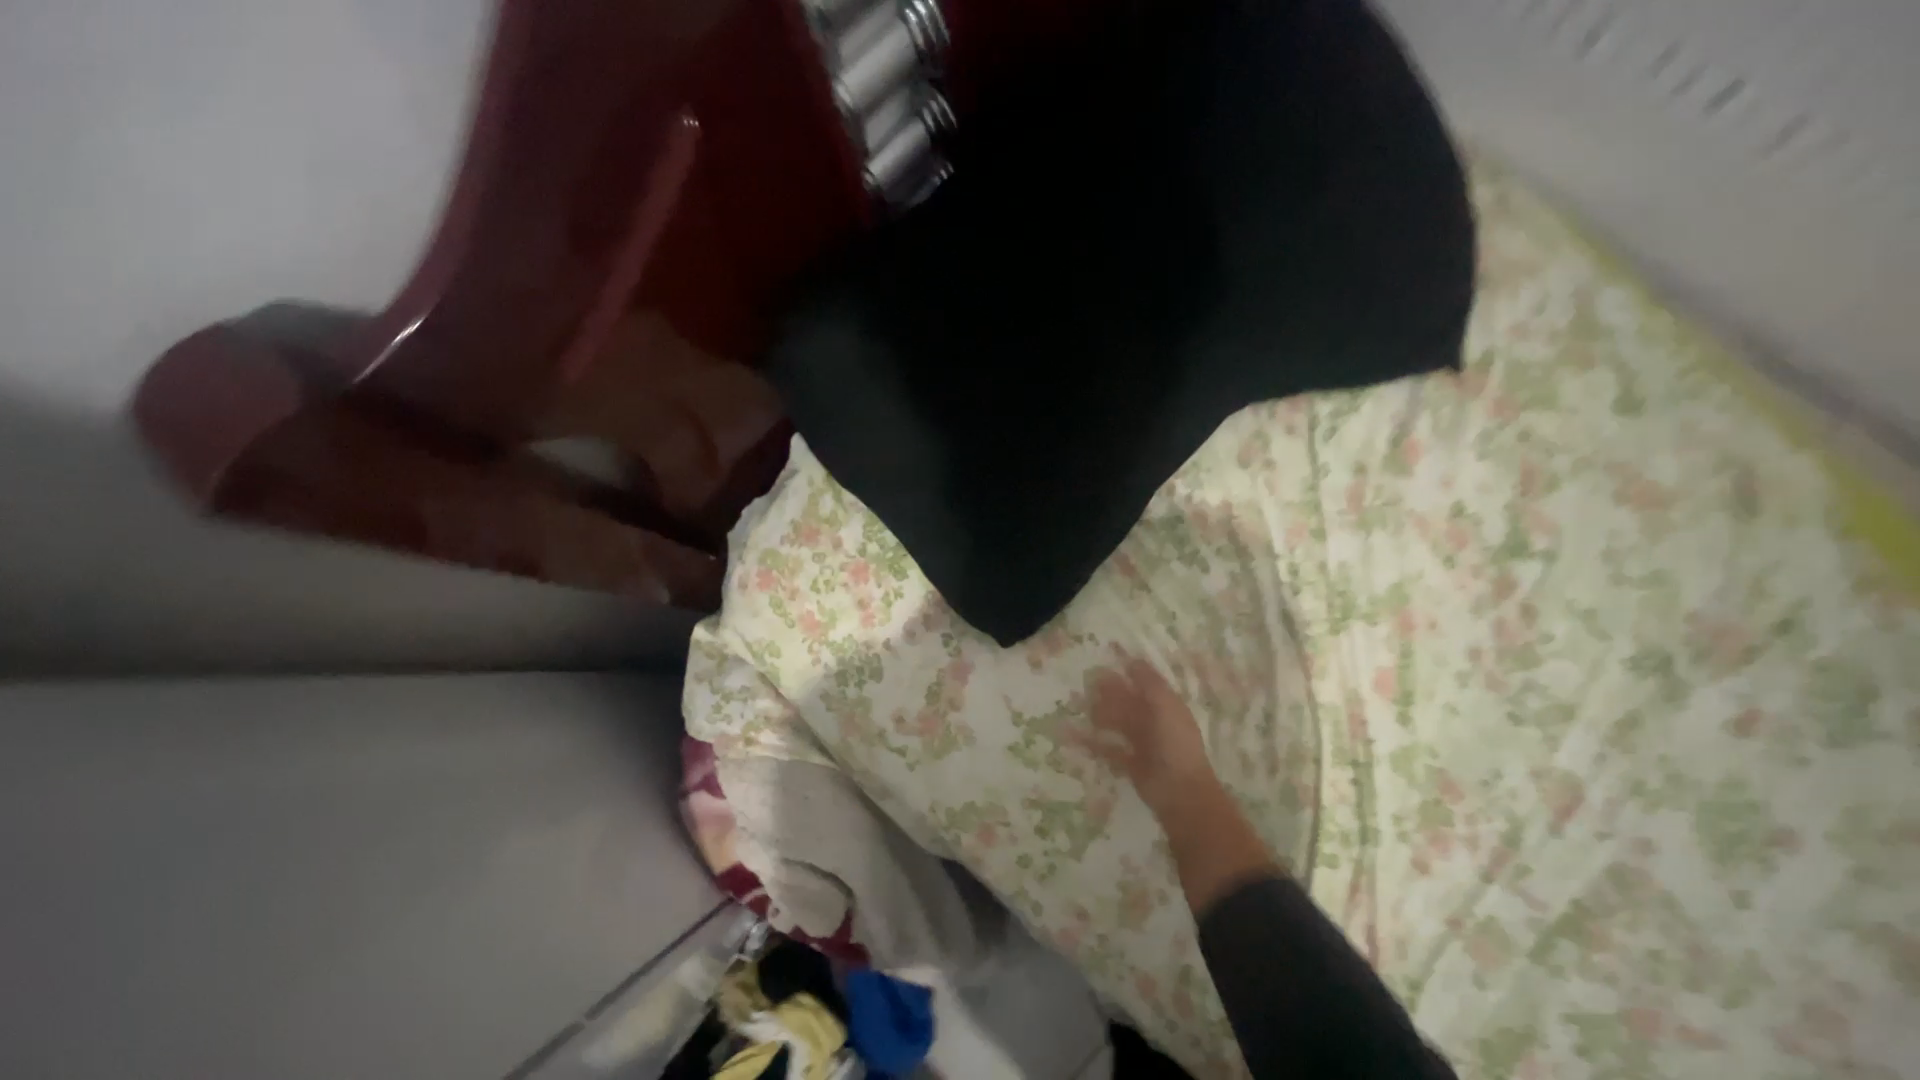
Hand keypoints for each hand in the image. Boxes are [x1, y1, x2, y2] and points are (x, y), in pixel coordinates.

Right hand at [1088, 650, 1218, 813]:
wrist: (1180, 792)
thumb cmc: (1175, 744)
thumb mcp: (1166, 707)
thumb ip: (1149, 683)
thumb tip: (1132, 659)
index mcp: (1166, 706)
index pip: (1144, 683)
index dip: (1126, 672)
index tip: (1103, 662)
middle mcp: (1153, 722)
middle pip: (1127, 702)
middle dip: (1107, 693)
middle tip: (1085, 684)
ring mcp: (1141, 743)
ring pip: (1116, 723)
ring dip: (1098, 715)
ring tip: (1078, 707)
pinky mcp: (1129, 763)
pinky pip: (1107, 748)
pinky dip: (1091, 743)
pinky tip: (1073, 736)